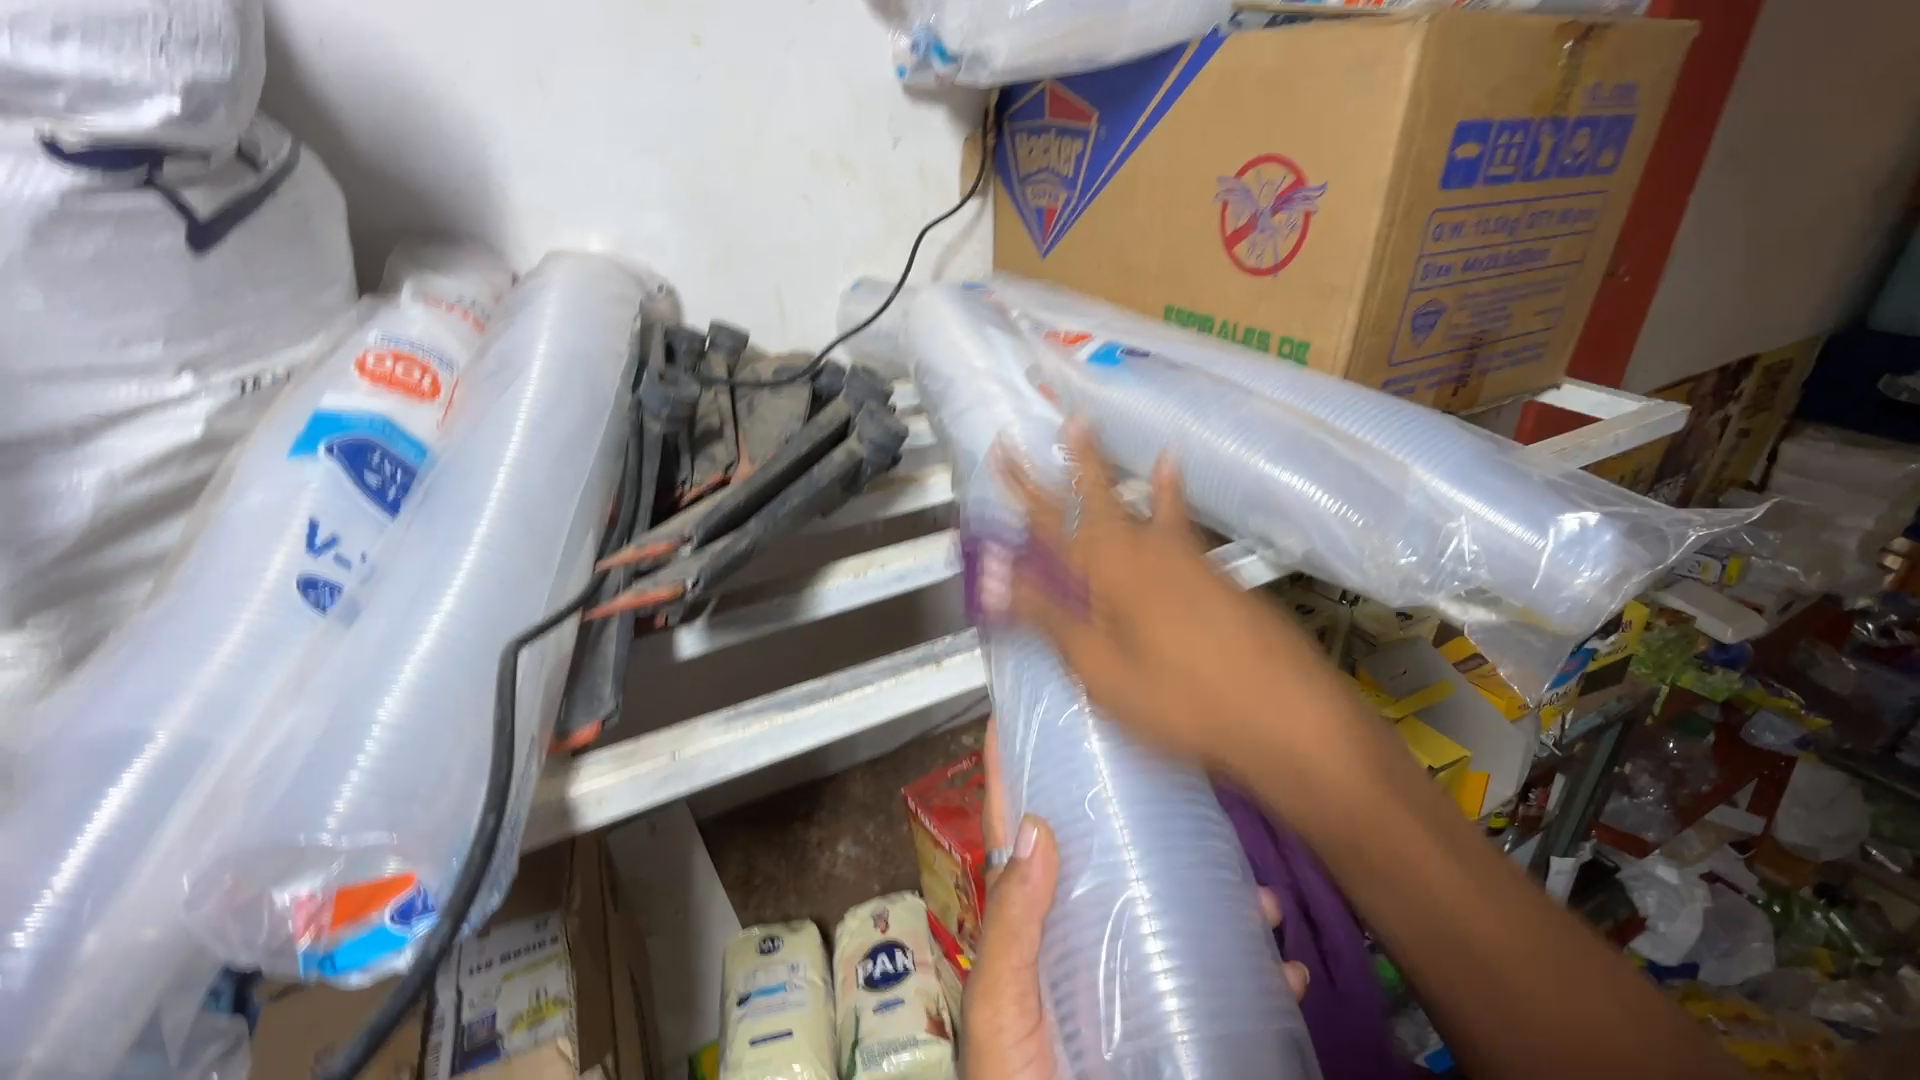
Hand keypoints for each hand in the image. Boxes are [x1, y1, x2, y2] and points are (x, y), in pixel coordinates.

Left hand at [962, 718, 1307, 1079]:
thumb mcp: (1002, 1003)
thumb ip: (1011, 924)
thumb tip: (1035, 825)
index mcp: (1029, 927)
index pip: (1021, 832)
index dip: (1021, 772)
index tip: (1038, 715)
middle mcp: (1075, 940)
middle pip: (1111, 864)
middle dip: (1148, 830)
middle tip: (1189, 802)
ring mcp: (1121, 981)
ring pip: (1172, 917)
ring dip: (1219, 899)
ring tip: (1261, 898)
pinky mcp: (1163, 1025)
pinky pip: (1215, 988)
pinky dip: (1253, 974)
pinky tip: (1284, 968)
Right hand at [985, 419, 1359, 776]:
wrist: (1282, 709)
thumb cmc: (1178, 696)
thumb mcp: (1100, 666)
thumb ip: (1050, 615)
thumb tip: (995, 579)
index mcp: (1104, 569)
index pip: (1048, 519)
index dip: (1021, 486)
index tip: (1001, 451)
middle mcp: (1140, 548)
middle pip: (1091, 497)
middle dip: (1066, 462)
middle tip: (1052, 423)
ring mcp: (1179, 554)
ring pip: (1129, 502)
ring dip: (1104, 469)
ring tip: (1087, 428)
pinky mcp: (1208, 569)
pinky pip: (1173, 516)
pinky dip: (1165, 491)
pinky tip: (1169, 466)